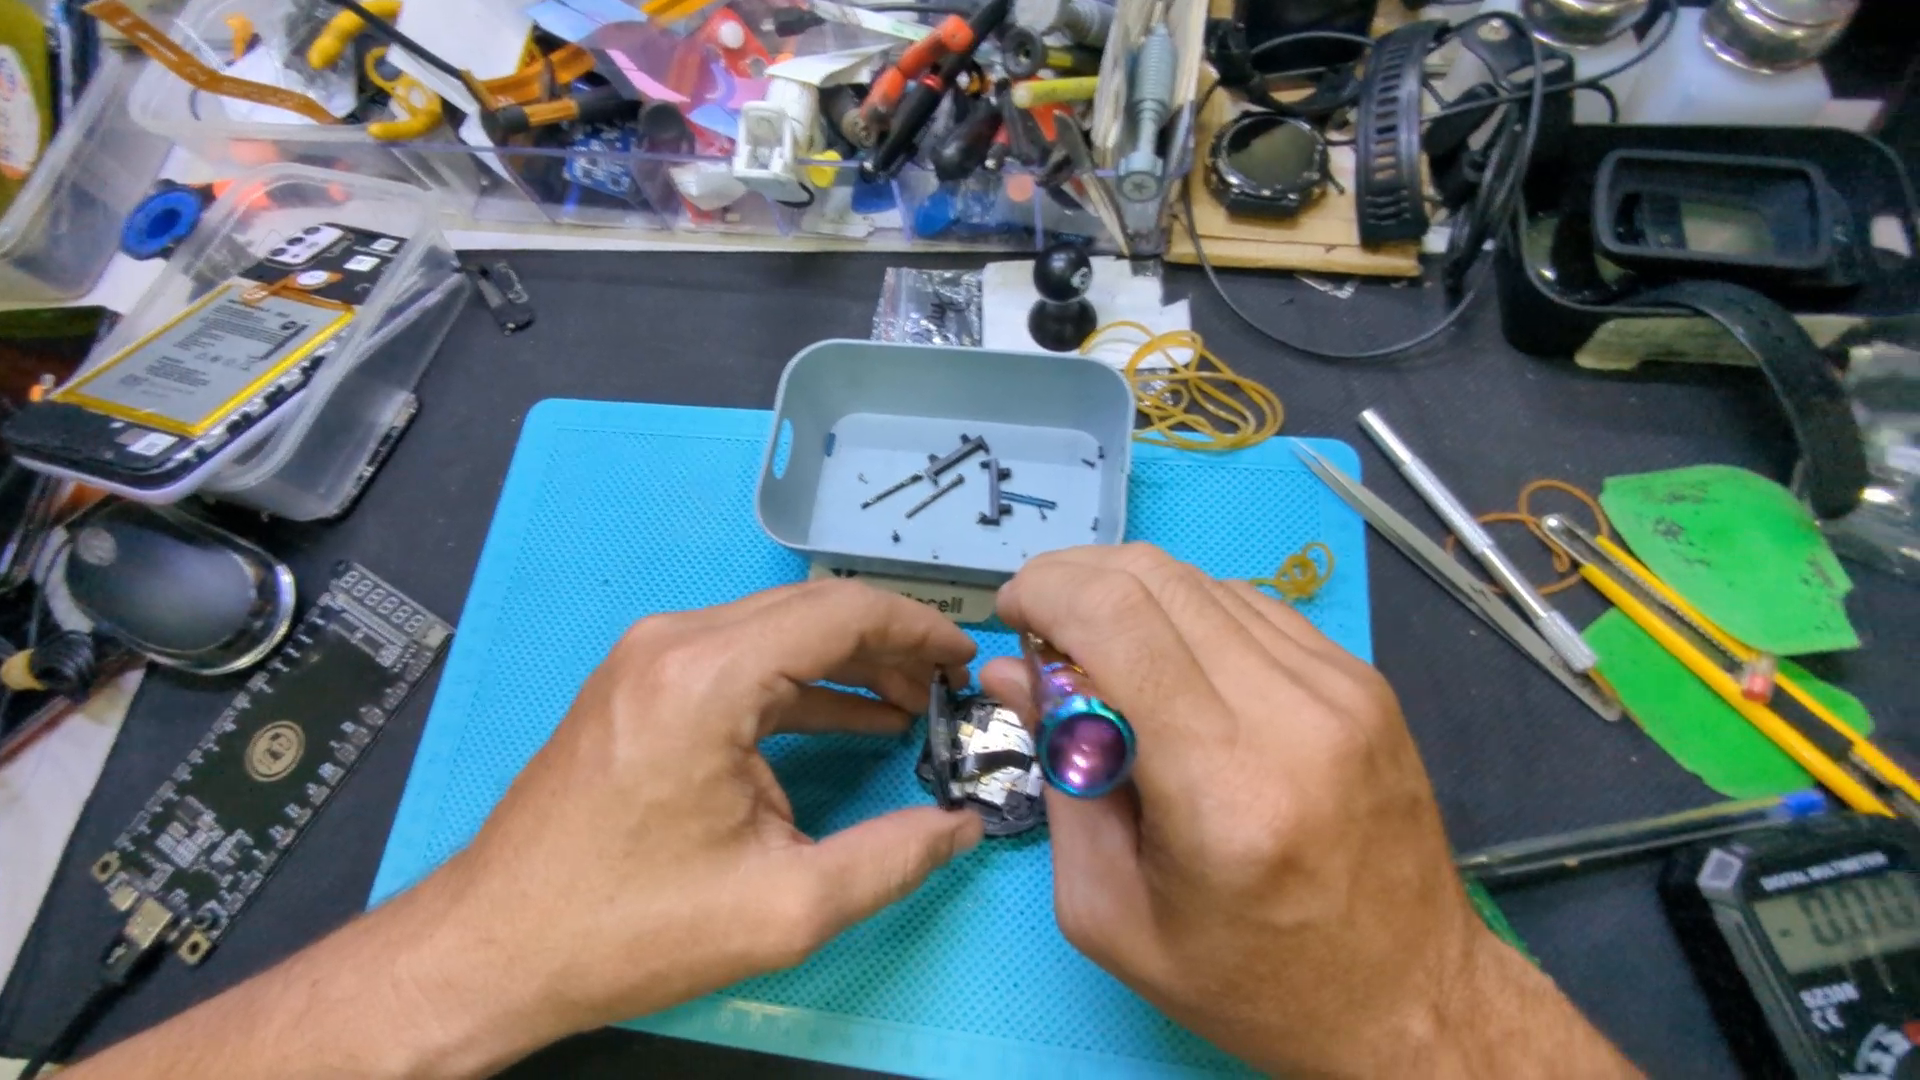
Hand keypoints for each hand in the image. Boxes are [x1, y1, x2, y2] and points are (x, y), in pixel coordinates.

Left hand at [65, 581, 985, 1079]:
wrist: (489, 949)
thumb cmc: (630, 928)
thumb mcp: (783, 908)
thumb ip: (893, 859)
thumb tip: (963, 827)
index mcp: (709, 676)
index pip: (840, 612)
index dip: (916, 628)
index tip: (963, 658)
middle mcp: (678, 640)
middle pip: (813, 611)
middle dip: (890, 642)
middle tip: (946, 686)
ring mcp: (654, 654)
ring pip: (781, 630)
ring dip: (851, 660)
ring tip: (911, 701)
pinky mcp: (646, 679)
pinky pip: (746, 659)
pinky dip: (804, 681)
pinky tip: (853, 714)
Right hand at [981, 544, 1631, 1076]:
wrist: (1409, 1001)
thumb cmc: (1243, 979)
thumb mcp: (1108, 909)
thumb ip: (1057, 774)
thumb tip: (1011, 670)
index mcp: (1220, 789)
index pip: (1116, 623)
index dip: (1045, 593)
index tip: (1011, 613)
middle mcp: (1289, 715)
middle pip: (1153, 578)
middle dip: (1072, 578)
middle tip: (1039, 619)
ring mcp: (1338, 686)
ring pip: (1198, 580)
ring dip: (1125, 592)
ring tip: (1097, 643)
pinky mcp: (1360, 678)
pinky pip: (1245, 604)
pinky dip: (1183, 611)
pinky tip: (1166, 655)